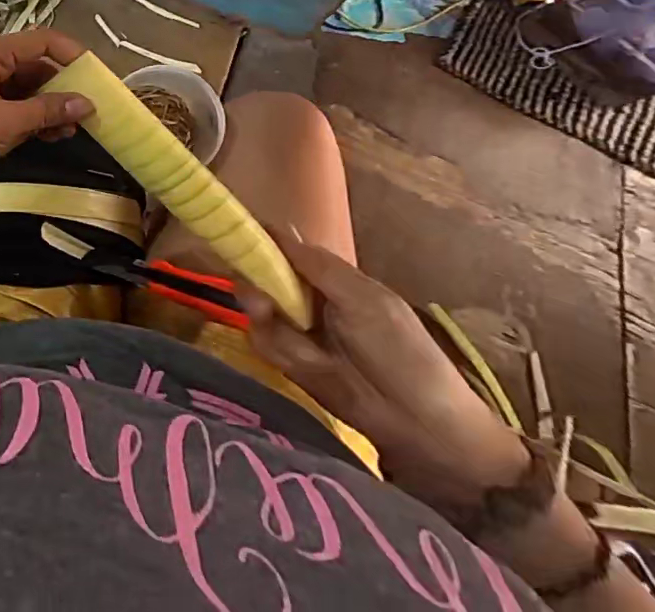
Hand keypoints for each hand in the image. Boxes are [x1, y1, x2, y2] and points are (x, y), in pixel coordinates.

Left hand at [0, 29, 91, 185]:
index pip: (43, 41)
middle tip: (87, 113)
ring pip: (22, 86)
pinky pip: (8, 102)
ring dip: (47, 106)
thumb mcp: (5, 124)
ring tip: (69, 131)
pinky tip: (46, 134)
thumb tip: (87, 103)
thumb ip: (47, 111)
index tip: (99, 81)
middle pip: (33, 64)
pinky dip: (28, 115)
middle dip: (62, 88)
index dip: (74, 57)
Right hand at [237, 229, 528, 507]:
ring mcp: (293, 330)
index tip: (232, 241)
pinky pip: (261, 343)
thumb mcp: (364, 300)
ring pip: (254, 311)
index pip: (279, 249)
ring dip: (268, 325)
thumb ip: (317, 264)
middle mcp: (303, 297)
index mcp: (325, 277)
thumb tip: (275, 227)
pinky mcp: (286, 361)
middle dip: (254, 288)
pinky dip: (276, 350)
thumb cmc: (403, 353)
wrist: (423, 428)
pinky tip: (303, 364)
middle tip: (261, 304)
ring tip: (300, 348)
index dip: (254, 242)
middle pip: (256, 277)